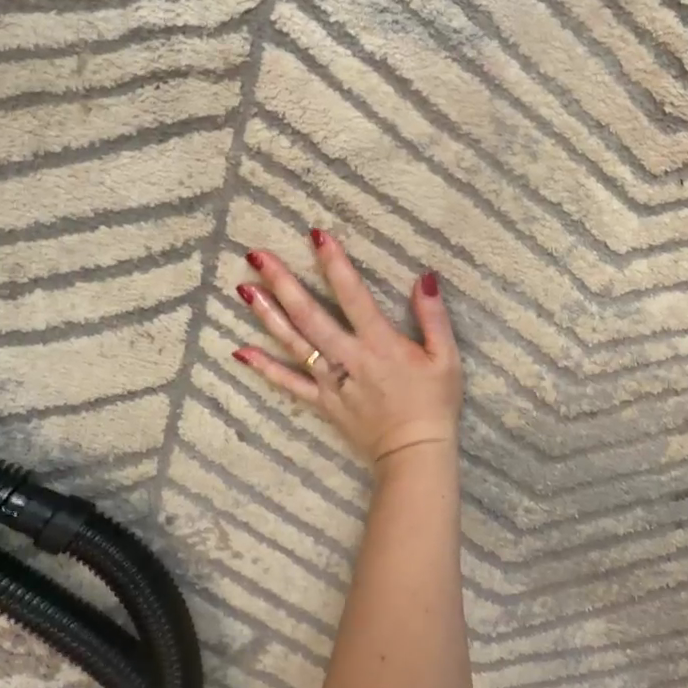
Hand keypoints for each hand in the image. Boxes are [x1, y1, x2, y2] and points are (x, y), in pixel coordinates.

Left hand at [232, 230, 460, 469]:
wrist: (415, 451)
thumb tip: (424, 278)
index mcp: (381, 344)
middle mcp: (350, 358)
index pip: (353, 296)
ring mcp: (332, 382)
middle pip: (310, 316)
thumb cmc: (435, 402)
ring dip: (268, 315)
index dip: (335, 265)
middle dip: (284, 283)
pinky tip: (241, 351)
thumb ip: (433, 317)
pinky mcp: (323, 403)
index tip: (317, 236)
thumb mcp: (446, 357)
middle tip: (257, 256)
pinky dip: (265, 368)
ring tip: (244, 289)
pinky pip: (289, 384)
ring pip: (294, 344)